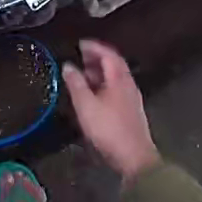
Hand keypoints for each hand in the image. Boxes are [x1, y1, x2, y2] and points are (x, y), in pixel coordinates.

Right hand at [63, 40, 160, 184]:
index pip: (108, 54)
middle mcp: (128, 84)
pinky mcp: (130, 110)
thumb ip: (76, 83)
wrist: (134, 157)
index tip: (80, 44)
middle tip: (80, 56)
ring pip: (115, 77)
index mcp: (119, 79)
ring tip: (82, 74)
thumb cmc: (108, 129)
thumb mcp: (86, 105)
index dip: (94, 47)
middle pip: (114, 64)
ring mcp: (131, 98)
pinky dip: (103, 84)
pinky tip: (93, 94)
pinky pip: (116, 88)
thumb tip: (68, 66)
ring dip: (99, 72)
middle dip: (96, 58)